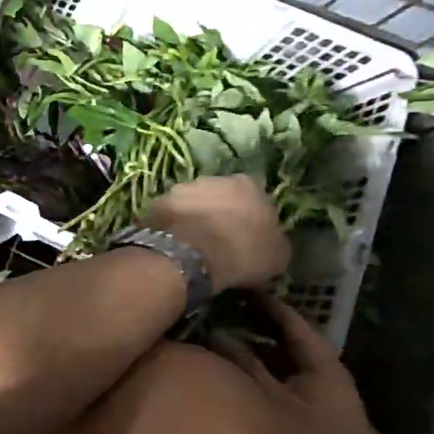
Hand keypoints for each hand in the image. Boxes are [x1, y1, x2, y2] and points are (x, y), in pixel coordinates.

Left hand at [142, 176, 289, 291]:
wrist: (190, 253)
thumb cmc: (242, 252)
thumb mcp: (277, 255)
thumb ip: (274, 239)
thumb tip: (269, 240)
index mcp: (248, 185)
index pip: (255, 193)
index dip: (252, 212)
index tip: (250, 231)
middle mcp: (212, 178)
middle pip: (219, 193)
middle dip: (219, 210)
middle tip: (219, 236)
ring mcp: (180, 188)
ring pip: (191, 201)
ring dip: (193, 216)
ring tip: (194, 242)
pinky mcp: (155, 203)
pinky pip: (169, 214)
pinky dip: (172, 226)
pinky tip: (174, 244)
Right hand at [223, 299, 408, 433]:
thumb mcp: (272, 403)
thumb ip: (243, 365)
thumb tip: (215, 331)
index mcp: (328, 372)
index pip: (298, 326)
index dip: (272, 305)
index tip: (245, 286)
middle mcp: (333, 387)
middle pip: (294, 349)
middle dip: (261, 332)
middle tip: (226, 315)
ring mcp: (330, 413)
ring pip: (292, 374)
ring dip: (262, 360)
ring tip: (225, 348)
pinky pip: (290, 396)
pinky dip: (267, 385)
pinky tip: (243, 390)